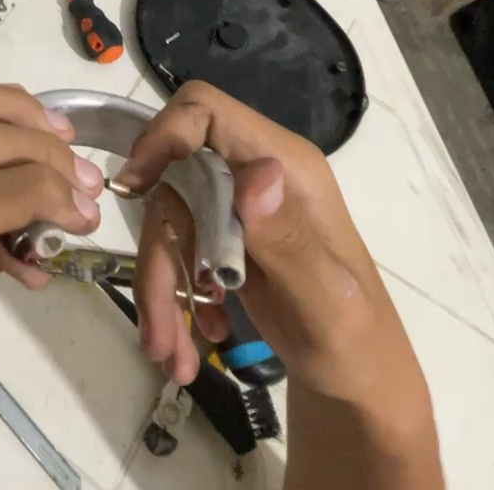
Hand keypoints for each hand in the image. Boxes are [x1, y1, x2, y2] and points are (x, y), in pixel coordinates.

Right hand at [117, 82, 426, 413]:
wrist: (357, 383)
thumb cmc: (355, 344)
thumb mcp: (327, 303)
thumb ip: (289, 239)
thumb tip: (256, 173)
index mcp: (285, 166)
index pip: (207, 111)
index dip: (163, 133)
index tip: (136, 185)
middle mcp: (252, 173)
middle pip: (173, 181)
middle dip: (159, 252)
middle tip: (158, 323)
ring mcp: (233, 204)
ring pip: (166, 221)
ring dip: (160, 288)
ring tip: (170, 355)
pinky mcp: (219, 234)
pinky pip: (173, 247)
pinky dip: (171, 296)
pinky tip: (191, 337)